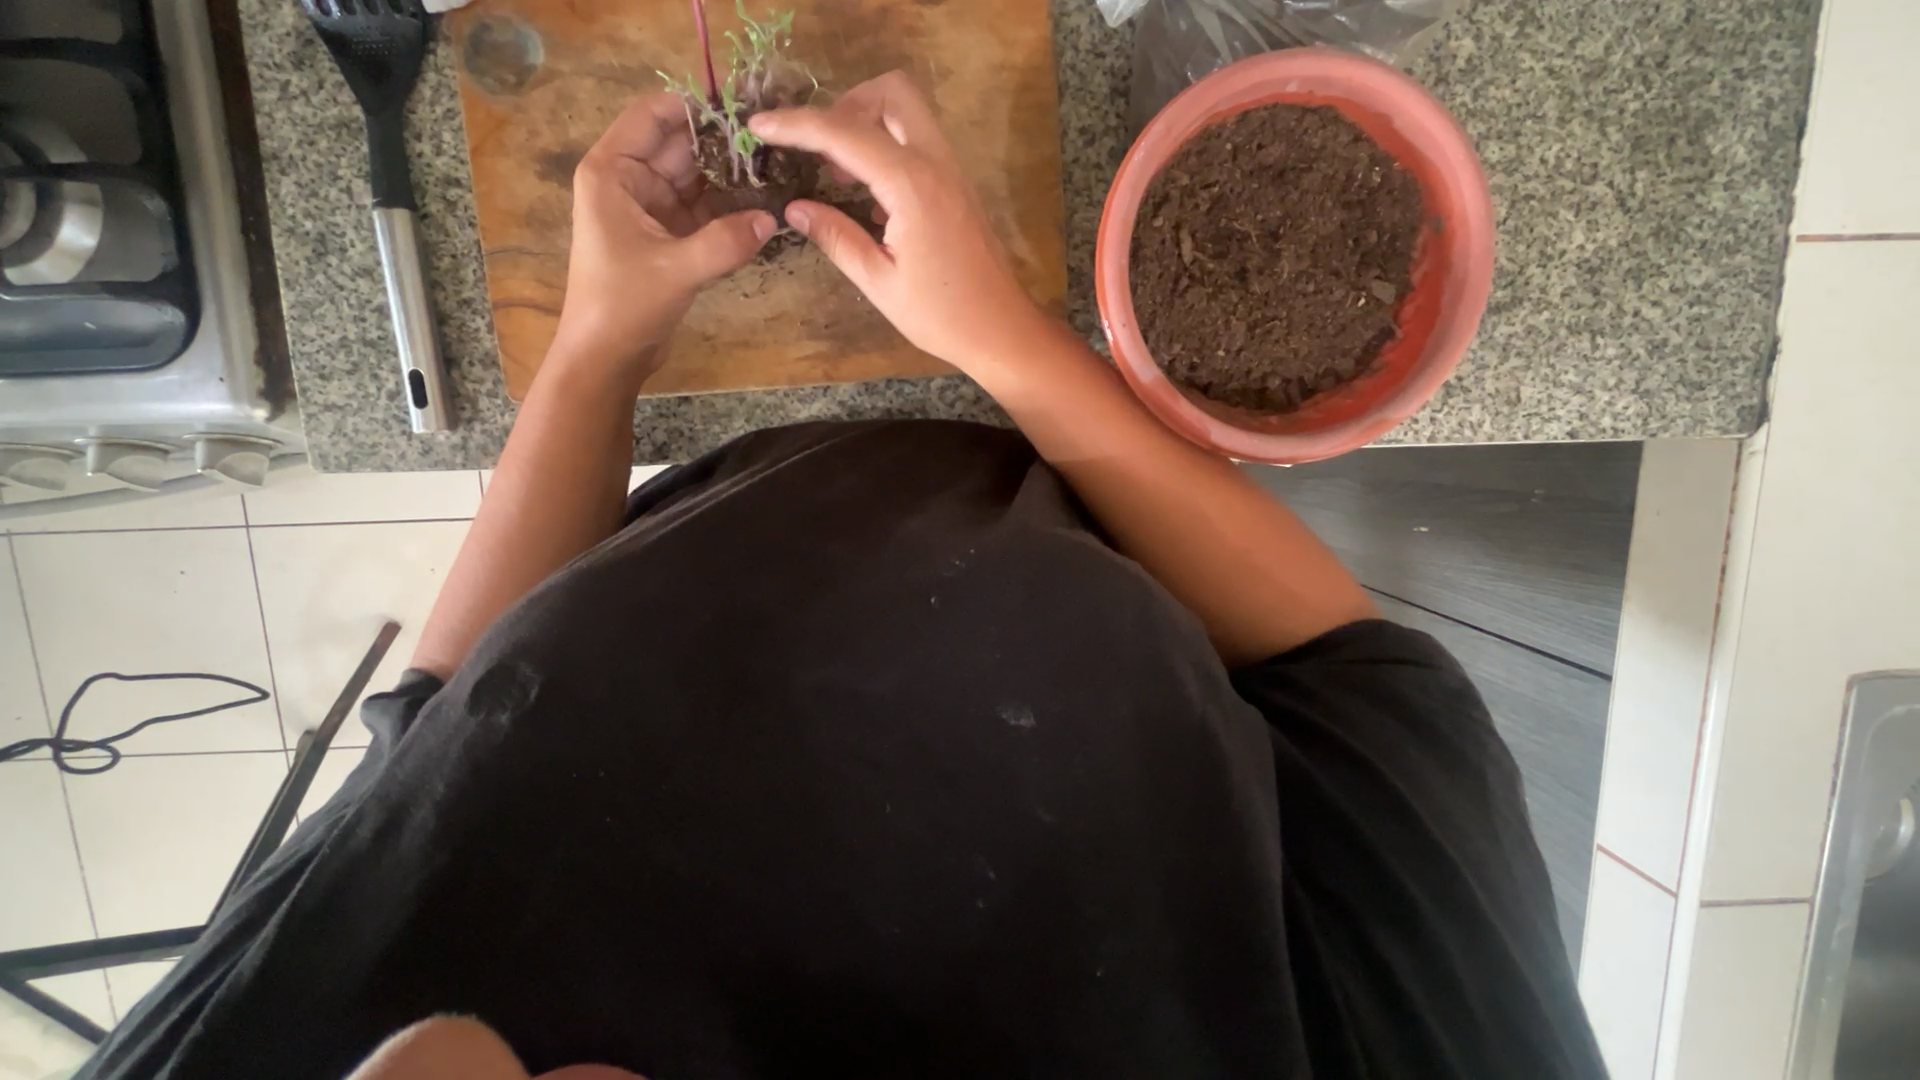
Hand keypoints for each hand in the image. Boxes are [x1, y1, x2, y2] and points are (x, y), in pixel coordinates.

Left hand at [551, 92, 777, 378]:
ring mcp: (653, 210)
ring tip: (778, 172)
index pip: (653, 116)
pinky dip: (731, 210)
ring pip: (698, 179)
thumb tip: (773, 219)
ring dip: (733, 178)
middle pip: (682, 146)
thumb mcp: (676, 270)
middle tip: (775, 144)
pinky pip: (706, 211)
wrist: (608, 356)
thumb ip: (726, 242)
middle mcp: (632, 182)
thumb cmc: (624, 304)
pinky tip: (765, 207)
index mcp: (614, 172)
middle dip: (724, 144)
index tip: (744, 112)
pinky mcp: (671, 238)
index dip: (695, 107)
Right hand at [748, 72, 1048, 374]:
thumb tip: (796, 209)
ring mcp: (952, 172)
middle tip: (819, 149)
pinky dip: (888, 148)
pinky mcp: (958, 187)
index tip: (759, 127)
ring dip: (868, 125)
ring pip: (908, 114)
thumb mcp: (879, 282)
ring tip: (837, 176)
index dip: (796, 125)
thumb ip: (837, 238)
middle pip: (890, 94)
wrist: (1001, 329)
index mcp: (912, 186)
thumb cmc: (941, 315)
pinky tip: (868, 196)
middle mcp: (936, 164)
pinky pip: (919, 143)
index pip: (845, 133)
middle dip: (846, 105)